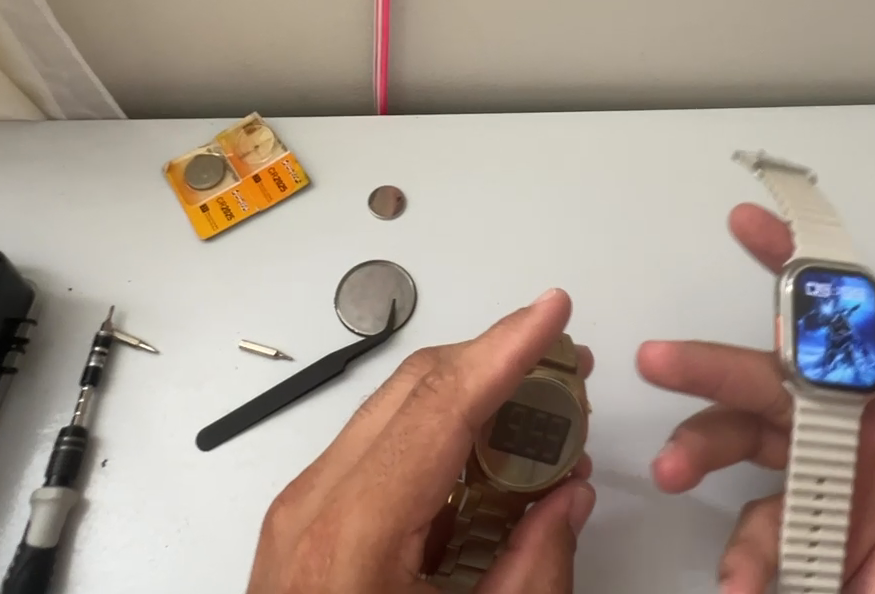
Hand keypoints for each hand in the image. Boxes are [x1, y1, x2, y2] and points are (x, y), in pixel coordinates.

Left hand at [247, 289, 596, 593]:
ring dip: (474, 389)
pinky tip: (490, 451)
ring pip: (401, 404)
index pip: (442, 404)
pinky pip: (386, 443)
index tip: (553, 307)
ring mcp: (304, 502)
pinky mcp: (308, 512)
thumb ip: (532, 571)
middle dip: (498, 357)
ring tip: (540, 399)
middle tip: (566, 359)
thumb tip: (570, 492)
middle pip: (418, 385)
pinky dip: (444, 431)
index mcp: (351, 534)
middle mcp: (315, 498)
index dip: (506, 347)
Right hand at [639, 205, 874, 593]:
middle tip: (659, 360)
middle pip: (778, 379)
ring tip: (671, 469)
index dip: (803, 269)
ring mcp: (842, 490)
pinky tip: (741, 581)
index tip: (748, 225)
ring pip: (752, 445)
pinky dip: (742, 555)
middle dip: (714, 364)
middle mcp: (869, 434)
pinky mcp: (825, 549)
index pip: (858, 319)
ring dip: (703, 446)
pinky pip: (765, 533)